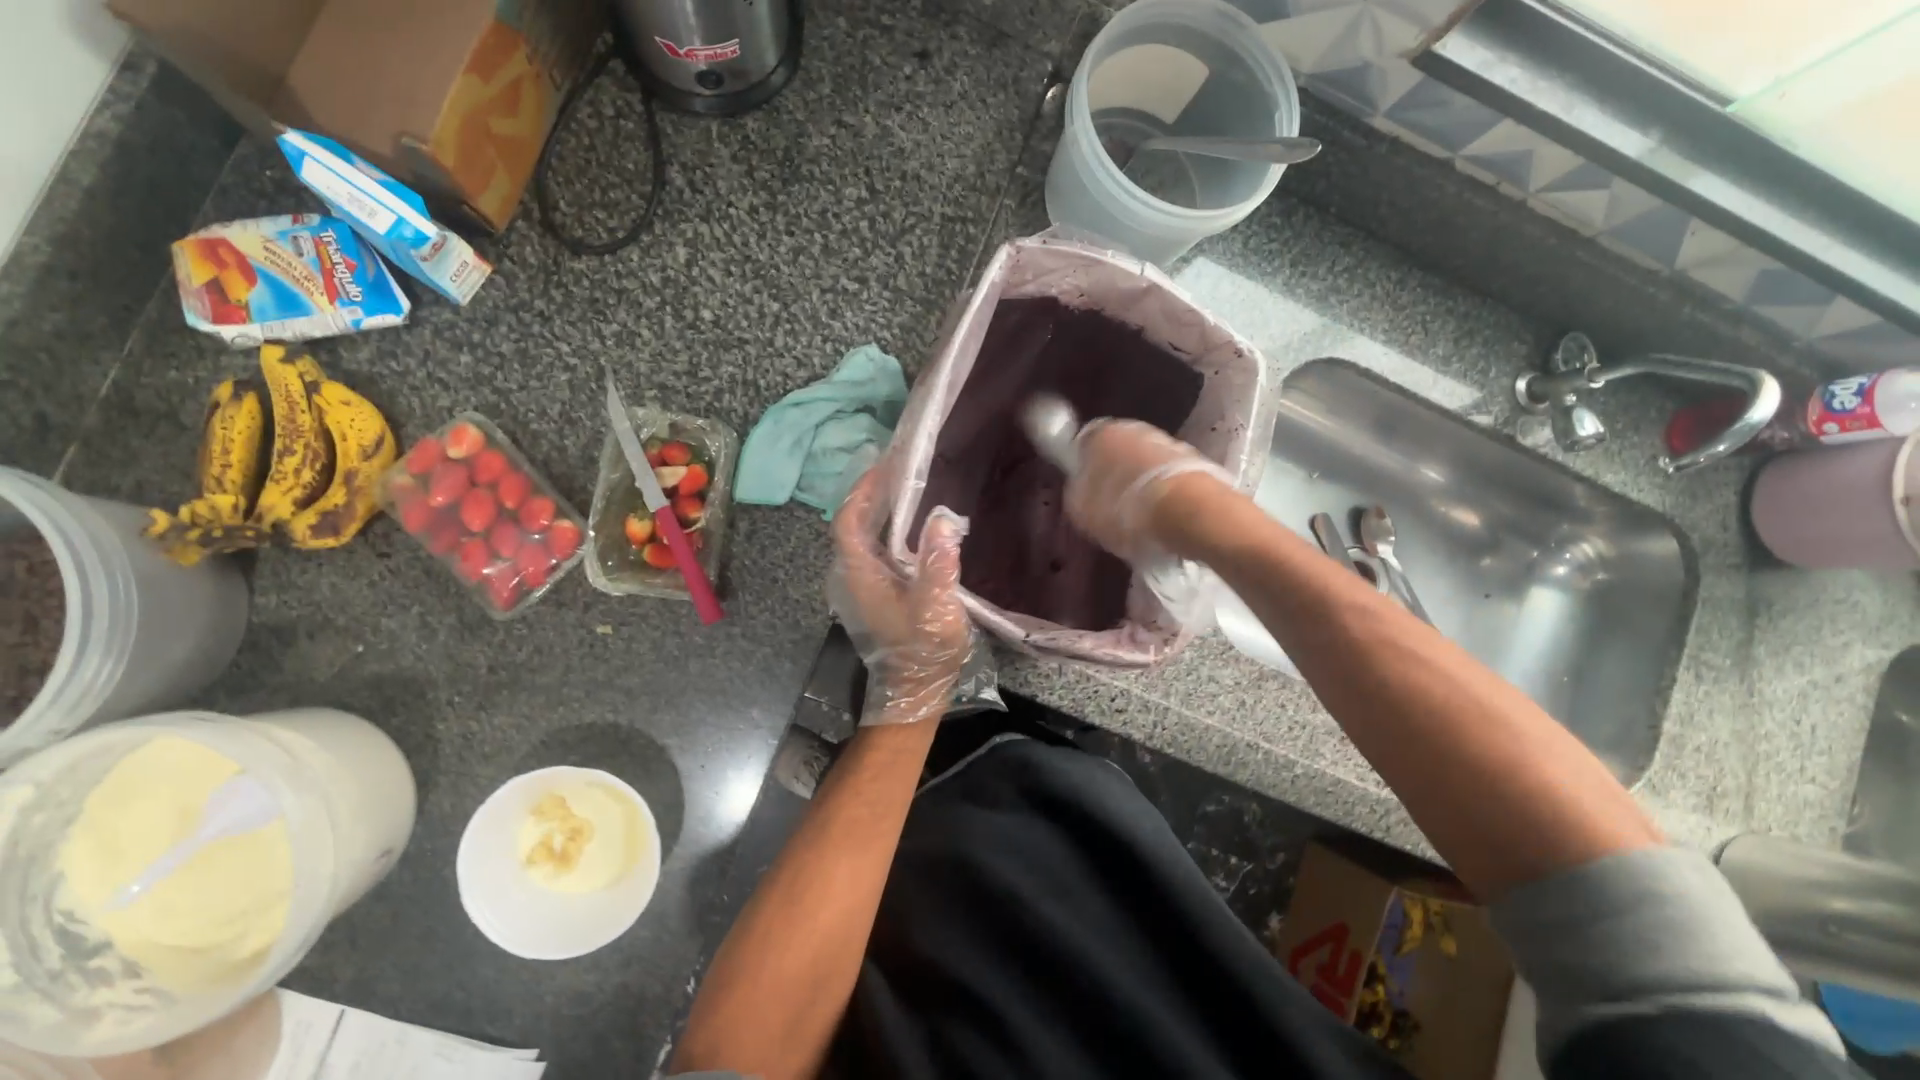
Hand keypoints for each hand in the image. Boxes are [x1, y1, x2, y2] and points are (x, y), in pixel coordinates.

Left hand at [828, 465, 973, 723]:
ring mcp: (863, 585)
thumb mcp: (937, 607)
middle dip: (873, 494)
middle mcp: (853, 576)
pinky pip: (876, 549)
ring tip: (910, 485)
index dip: (863, 491)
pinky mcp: (876, 592)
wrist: (915, 690)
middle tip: (902, 467)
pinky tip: (915, 522)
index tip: (885, 466)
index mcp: (860, 575)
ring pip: (865, 537)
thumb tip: (942, 518)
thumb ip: (938, 563)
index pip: (848, 521)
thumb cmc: (923, 649)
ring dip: (882, 510)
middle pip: (854, 524)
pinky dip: (890, 528)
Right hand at [1065, 419, 1233, 561]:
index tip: (1086, 490)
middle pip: (1119, 451)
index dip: (1084, 467)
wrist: (1189, 513)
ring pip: (1146, 463)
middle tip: (1114, 506)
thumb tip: (1081, 488)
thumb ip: (1078, 494)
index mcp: (1101, 435)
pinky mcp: (1197, 460)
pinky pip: (1170, 477)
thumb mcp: (1084, 512)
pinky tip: (1166, 517)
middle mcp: (1135, 428)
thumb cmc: (1125, 511)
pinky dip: (1167, 491)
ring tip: (1143, 517)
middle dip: (1116, 474)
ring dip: (1144, 483)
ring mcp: (1169, 442)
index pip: (1084, 444)